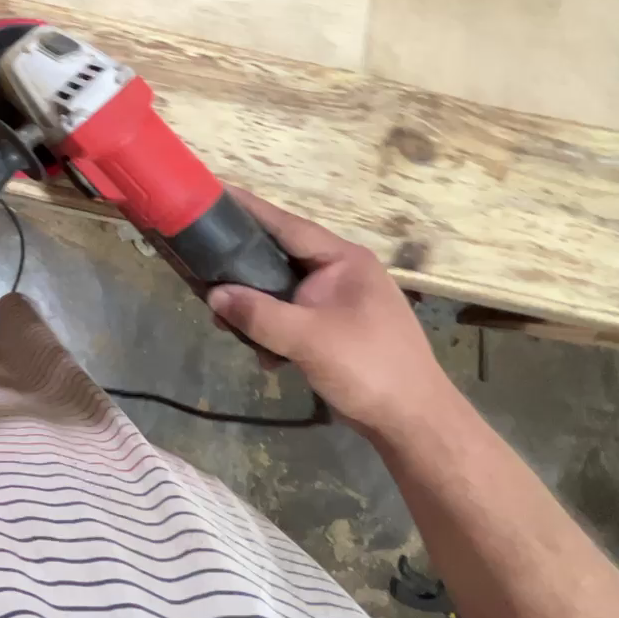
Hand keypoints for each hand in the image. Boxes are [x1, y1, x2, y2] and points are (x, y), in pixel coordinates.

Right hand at [206, 187, 456, 434]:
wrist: (416, 426)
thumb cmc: (370, 369)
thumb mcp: (307, 339)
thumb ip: (257, 313)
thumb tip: (212, 295)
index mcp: (344, 260)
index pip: (287, 224)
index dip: (248, 208)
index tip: (212, 191)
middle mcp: (341, 273)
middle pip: (278, 257)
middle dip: (241, 270)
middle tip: (202, 268)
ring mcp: (338, 301)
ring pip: (280, 290)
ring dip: (254, 308)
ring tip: (226, 324)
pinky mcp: (333, 328)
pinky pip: (289, 316)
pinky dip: (271, 331)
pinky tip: (263, 356)